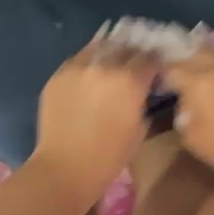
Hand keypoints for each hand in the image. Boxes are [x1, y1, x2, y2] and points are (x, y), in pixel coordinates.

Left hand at [32, 39, 159, 188]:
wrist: (65, 168)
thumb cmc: (109, 157)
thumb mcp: (139, 128)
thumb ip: (142, 100)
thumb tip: (142, 90)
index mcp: (130, 80)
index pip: (150, 57)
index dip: (155, 62)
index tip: (155, 70)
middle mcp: (105, 65)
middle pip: (126, 46)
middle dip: (134, 53)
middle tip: (135, 63)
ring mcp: (78, 67)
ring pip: (100, 46)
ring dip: (111, 51)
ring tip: (113, 60)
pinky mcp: (58, 74)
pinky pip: (78, 58)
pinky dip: (89, 60)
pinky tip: (91, 69)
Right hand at [162, 43, 213, 186]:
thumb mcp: (192, 137)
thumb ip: (184, 110)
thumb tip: (188, 98)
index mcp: (199, 81)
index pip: (173, 66)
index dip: (164, 71)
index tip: (164, 79)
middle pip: (195, 50)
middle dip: (186, 59)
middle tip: (184, 73)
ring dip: (209, 58)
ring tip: (207, 71)